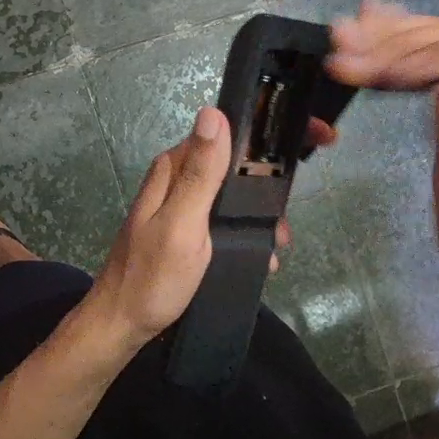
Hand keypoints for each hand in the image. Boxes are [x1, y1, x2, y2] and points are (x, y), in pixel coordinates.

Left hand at [87, 110, 338, 346]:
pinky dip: (246, 232)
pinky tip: (261, 255)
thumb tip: (213, 113)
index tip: (317, 137)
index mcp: (174, 166)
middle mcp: (178, 177)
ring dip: (260, 216)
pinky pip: (225, 219)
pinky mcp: (187, 228)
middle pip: (235, 162)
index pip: (227, 130)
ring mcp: (182, 203)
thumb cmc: (153, 277)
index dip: (268, 130)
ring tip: (277, 246)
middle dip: (270, 184)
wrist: (122, 325)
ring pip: (234, 194)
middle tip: (286, 226)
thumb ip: (201, 172)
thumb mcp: (182, 223)